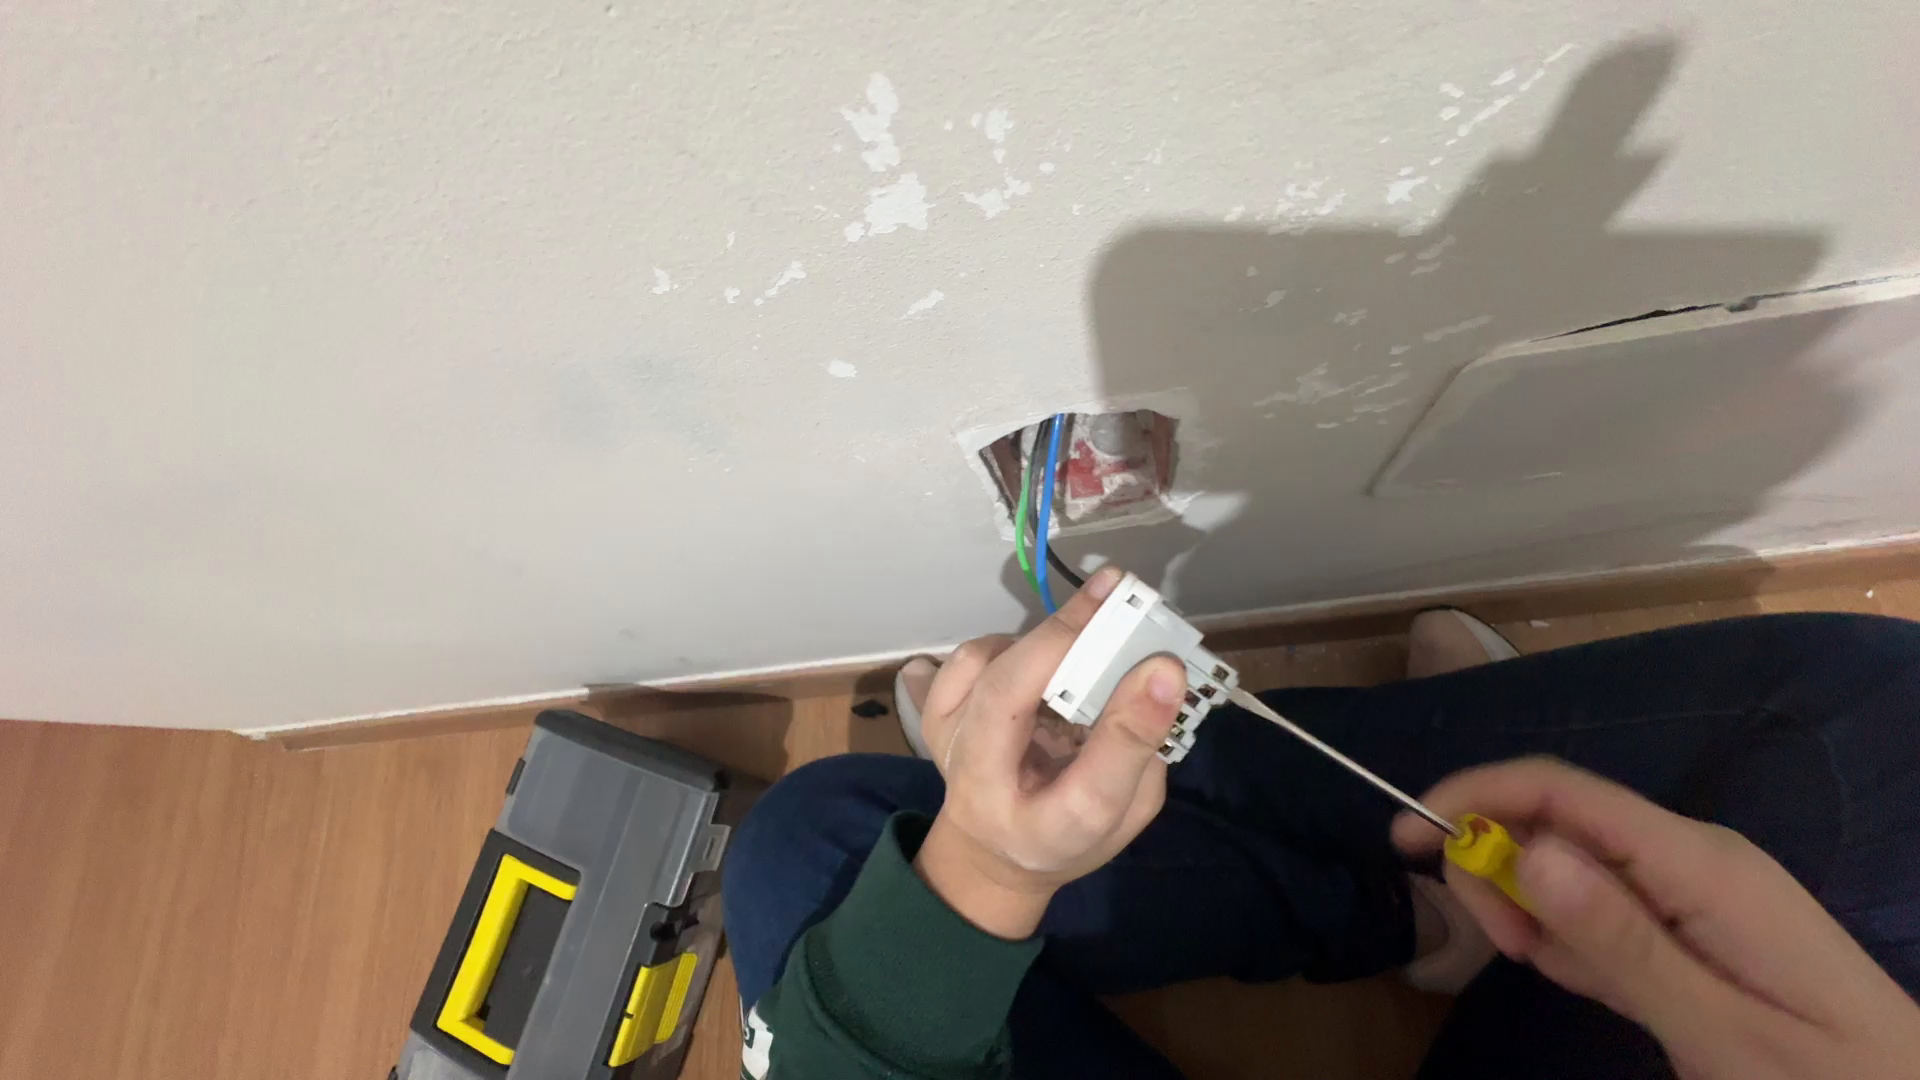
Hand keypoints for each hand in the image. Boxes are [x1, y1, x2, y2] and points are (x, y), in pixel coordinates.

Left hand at [911, 565, 1185, 939]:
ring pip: (980, 665)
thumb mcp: (1123, 811)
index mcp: (1048, 834)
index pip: (1090, 791)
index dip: (1129, 729)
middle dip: (1063, 638)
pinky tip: (1037, 660)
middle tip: (1117, 588)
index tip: (1167, 666)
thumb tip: (1158, 675)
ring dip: (1039, 641)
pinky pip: (966, 658)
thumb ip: (1141, 754)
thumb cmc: (1067, 834)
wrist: (990, 851)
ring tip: (1081, 643)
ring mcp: (945, 745)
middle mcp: (983, 790)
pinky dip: (1008, 645)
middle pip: (1006, 702)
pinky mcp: (933, 716)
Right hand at [1393, 758, 1919, 1079]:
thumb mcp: (1726, 1033)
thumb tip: (1525, 853)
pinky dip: (1566, 935)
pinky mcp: (1675, 911)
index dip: (1470, 795)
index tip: (1405, 837)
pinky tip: (1598, 982)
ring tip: (1567, 979)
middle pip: (1544, 821)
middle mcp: (1681, 850)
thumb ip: (1623, 941)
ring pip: (1555, 862)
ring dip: (1532, 912)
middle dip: (1499, 871)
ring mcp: (1679, 880)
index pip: (1556, 789)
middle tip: (1506, 949)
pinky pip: (1587, 900)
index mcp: (1696, 859)